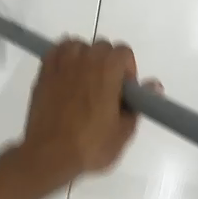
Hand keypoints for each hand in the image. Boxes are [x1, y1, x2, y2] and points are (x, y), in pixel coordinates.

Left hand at [14, 38, 148, 190]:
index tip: (123, 91)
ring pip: (78, 46)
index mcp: (107, 69)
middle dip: (107, 63)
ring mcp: (61, 63)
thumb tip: (154, 85)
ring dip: (84, 58)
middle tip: (105, 90)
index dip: (128, 70)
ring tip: (84, 83)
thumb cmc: (91, 144)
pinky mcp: (43, 71)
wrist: (49, 152)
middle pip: (102, 47)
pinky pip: (56, 50)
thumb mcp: (123, 131)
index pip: (124, 52)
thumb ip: (138, 104)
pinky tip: (65, 76)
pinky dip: (63, 57)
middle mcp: (84, 59)